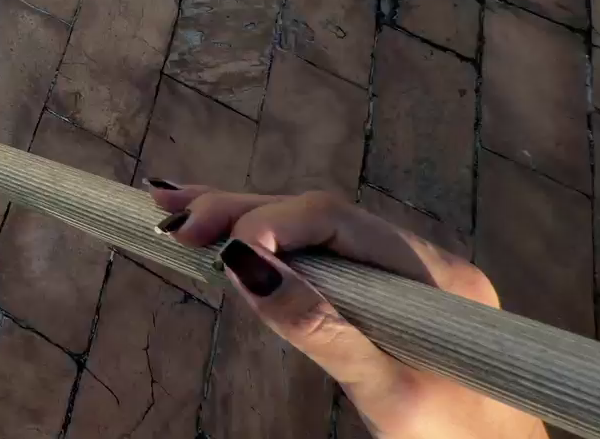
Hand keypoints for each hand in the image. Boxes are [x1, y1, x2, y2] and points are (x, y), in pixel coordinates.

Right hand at [149, 186, 545, 438]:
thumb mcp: (389, 393)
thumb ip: (319, 326)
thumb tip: (238, 259)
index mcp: (434, 272)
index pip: (331, 218)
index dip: (265, 221)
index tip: (213, 248)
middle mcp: (409, 257)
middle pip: (305, 213)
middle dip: (232, 211)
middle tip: (171, 222)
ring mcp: (385, 269)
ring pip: (293, 224)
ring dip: (227, 215)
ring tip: (165, 205)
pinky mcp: (360, 286)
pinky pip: (296, 248)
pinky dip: (244, 235)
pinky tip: (203, 221)